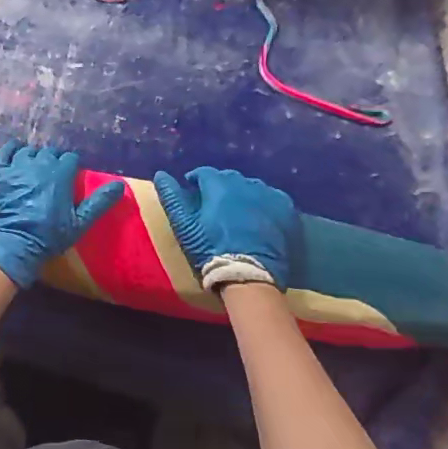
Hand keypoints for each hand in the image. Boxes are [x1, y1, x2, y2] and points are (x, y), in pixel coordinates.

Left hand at [0, 142, 124, 288]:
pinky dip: (11, 149)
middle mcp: (39, 165)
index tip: (70, 176)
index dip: (71, 166)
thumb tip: (119, 185)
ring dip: (33, 156)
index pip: (70, 158)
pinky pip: (4, 152)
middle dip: (53, 160)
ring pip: (28, 151)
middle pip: (49, 152)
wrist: (16, 244)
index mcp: (60, 174)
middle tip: (52, 175)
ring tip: (35, 168)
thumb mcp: (80, 222)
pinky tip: (15, 153)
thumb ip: (99, 202)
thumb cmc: (50, 236)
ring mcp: (17, 168)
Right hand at [152, 168, 300, 290]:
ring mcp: (270, 196)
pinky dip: (262, 202)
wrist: (249, 275)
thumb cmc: (211, 250)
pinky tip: (257, 215)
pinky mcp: (287, 210)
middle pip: (230, 178)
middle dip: (219, 186)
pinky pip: (272, 197)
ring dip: (241, 193)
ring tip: (235, 209)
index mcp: (220, 187)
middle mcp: (246, 185)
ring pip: (251, 186)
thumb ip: (172, 198)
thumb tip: (161, 175)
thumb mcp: (184, 226)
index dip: (196, 179)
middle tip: (212, 202)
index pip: (205, 173)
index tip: (191, 189)